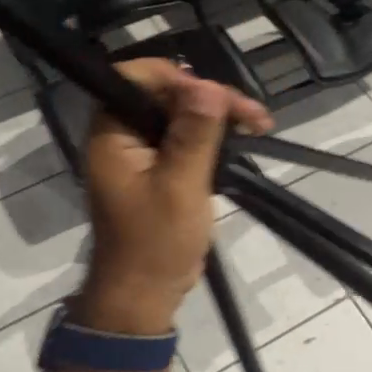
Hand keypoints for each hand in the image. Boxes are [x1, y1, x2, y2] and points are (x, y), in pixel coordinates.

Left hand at [76, 59, 272, 335]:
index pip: (135, 78)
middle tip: (253, 115)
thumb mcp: (180, 186)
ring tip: (258, 125)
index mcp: (112, 134)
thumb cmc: (156, 242)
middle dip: (210, 98)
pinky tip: (245, 139)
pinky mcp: (162, 171)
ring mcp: (143, 154)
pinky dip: (216, 137)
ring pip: (181, 116)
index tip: (217, 95)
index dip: (178, 77)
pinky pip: (187, 140)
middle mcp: (123, 136)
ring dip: (219, 117)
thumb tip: (207, 85)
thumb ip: (193, 135)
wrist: (145, 294)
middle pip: (165, 94)